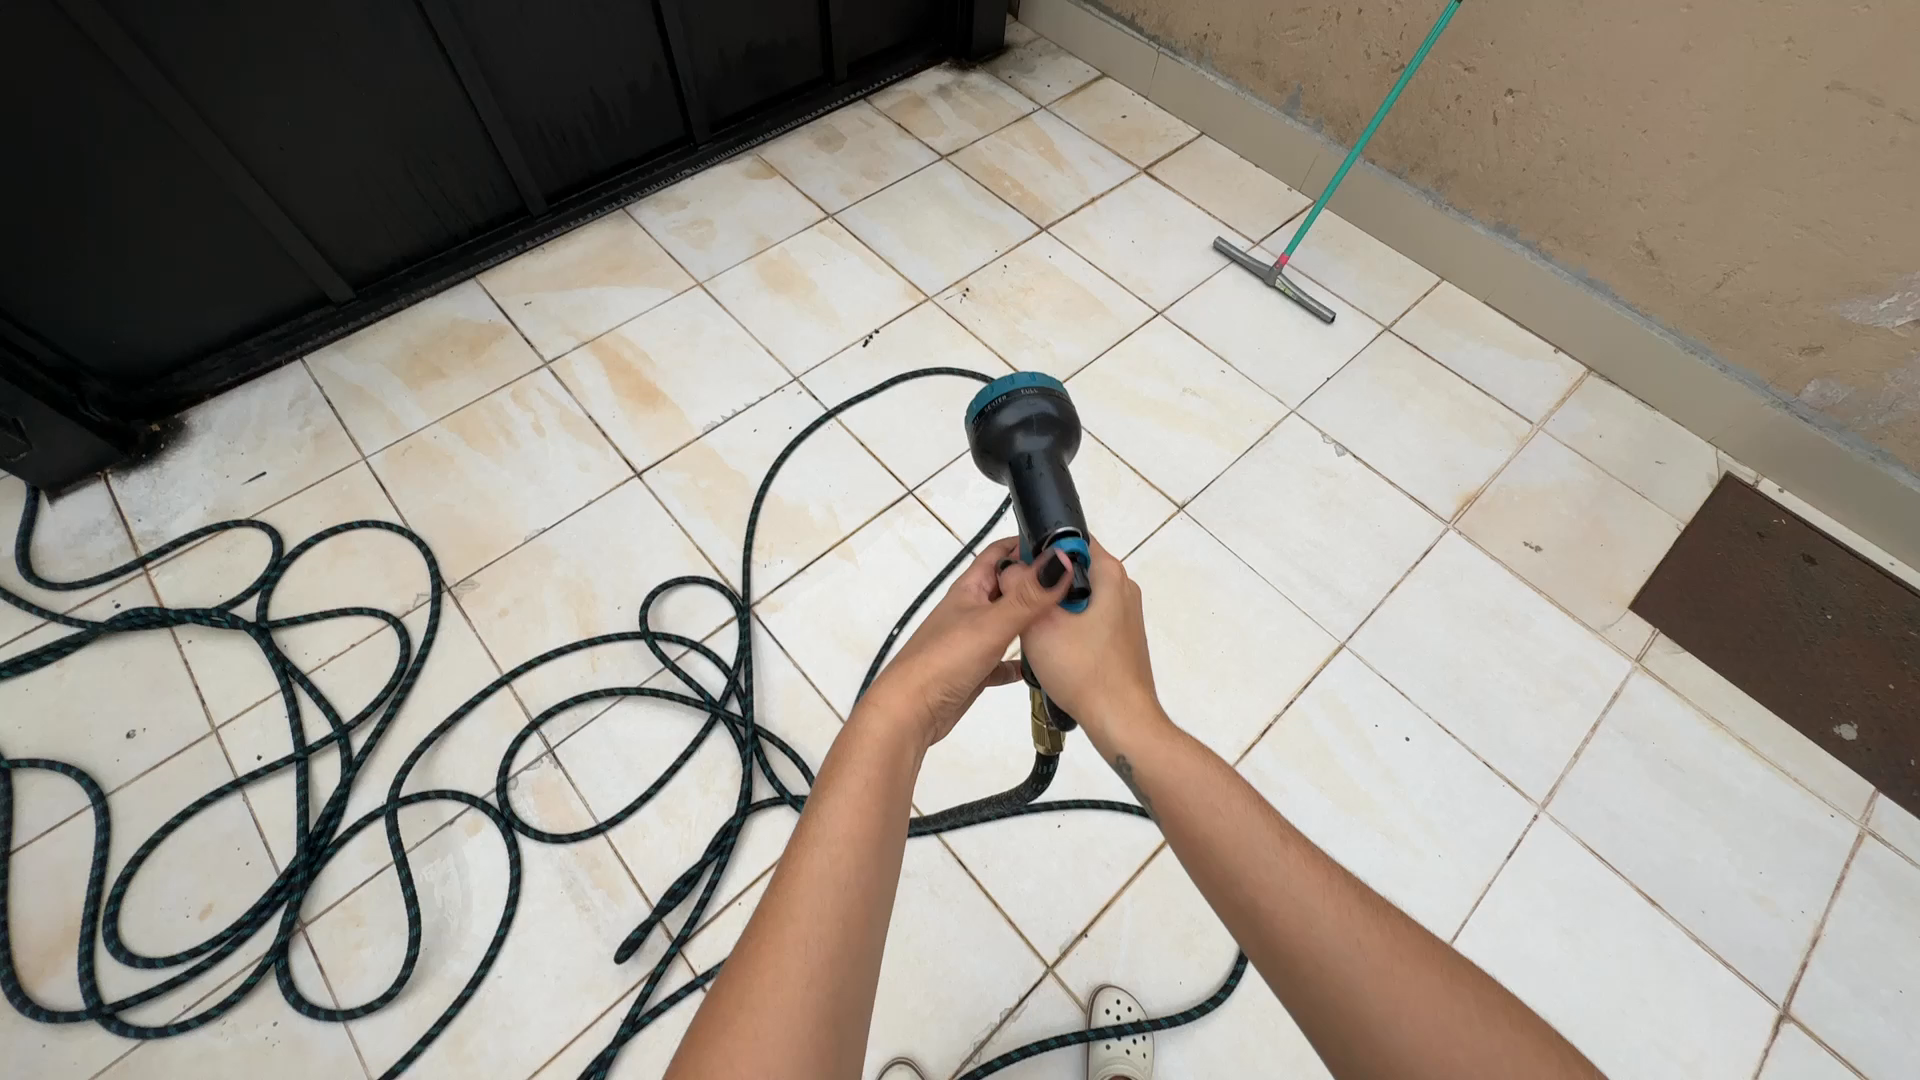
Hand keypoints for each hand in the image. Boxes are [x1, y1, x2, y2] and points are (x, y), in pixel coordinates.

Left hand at [857, 537, 1069, 749]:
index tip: (1067, 545)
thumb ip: (1030, 595)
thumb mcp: (993, 622)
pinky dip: (1021, 662)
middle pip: (1009, 587)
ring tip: (1069, 620)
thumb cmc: (947, 658)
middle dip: (1039, 582)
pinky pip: (1003, 660)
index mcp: (971, 588)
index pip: (1001, 552)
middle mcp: (972, 609)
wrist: (910, 710)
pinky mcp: (975, 670)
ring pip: (1009, 622)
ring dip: (1033, 620)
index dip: (1029, 544)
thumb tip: (1064, 559)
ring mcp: (972, 640)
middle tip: (1080, 585)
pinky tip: (1042, 668)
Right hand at [1018, 537, 1160, 738]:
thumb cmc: (1081, 668)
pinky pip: (1089, 619)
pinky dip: (1070, 627)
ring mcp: (1127, 616)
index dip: (1040, 549)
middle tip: (1018, 602)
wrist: (1121, 720)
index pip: (1072, 539)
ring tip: (1033, 630)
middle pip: (1074, 570)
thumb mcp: (1038, 623)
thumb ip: (1019, 586)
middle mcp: (1124, 588)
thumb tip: (1010, 567)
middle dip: (1044, 582)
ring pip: (1079, 597)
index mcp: (1110, 574)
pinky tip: (1054, 650)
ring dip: (1054, 609)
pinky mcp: (1123, 639)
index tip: (1017, 571)